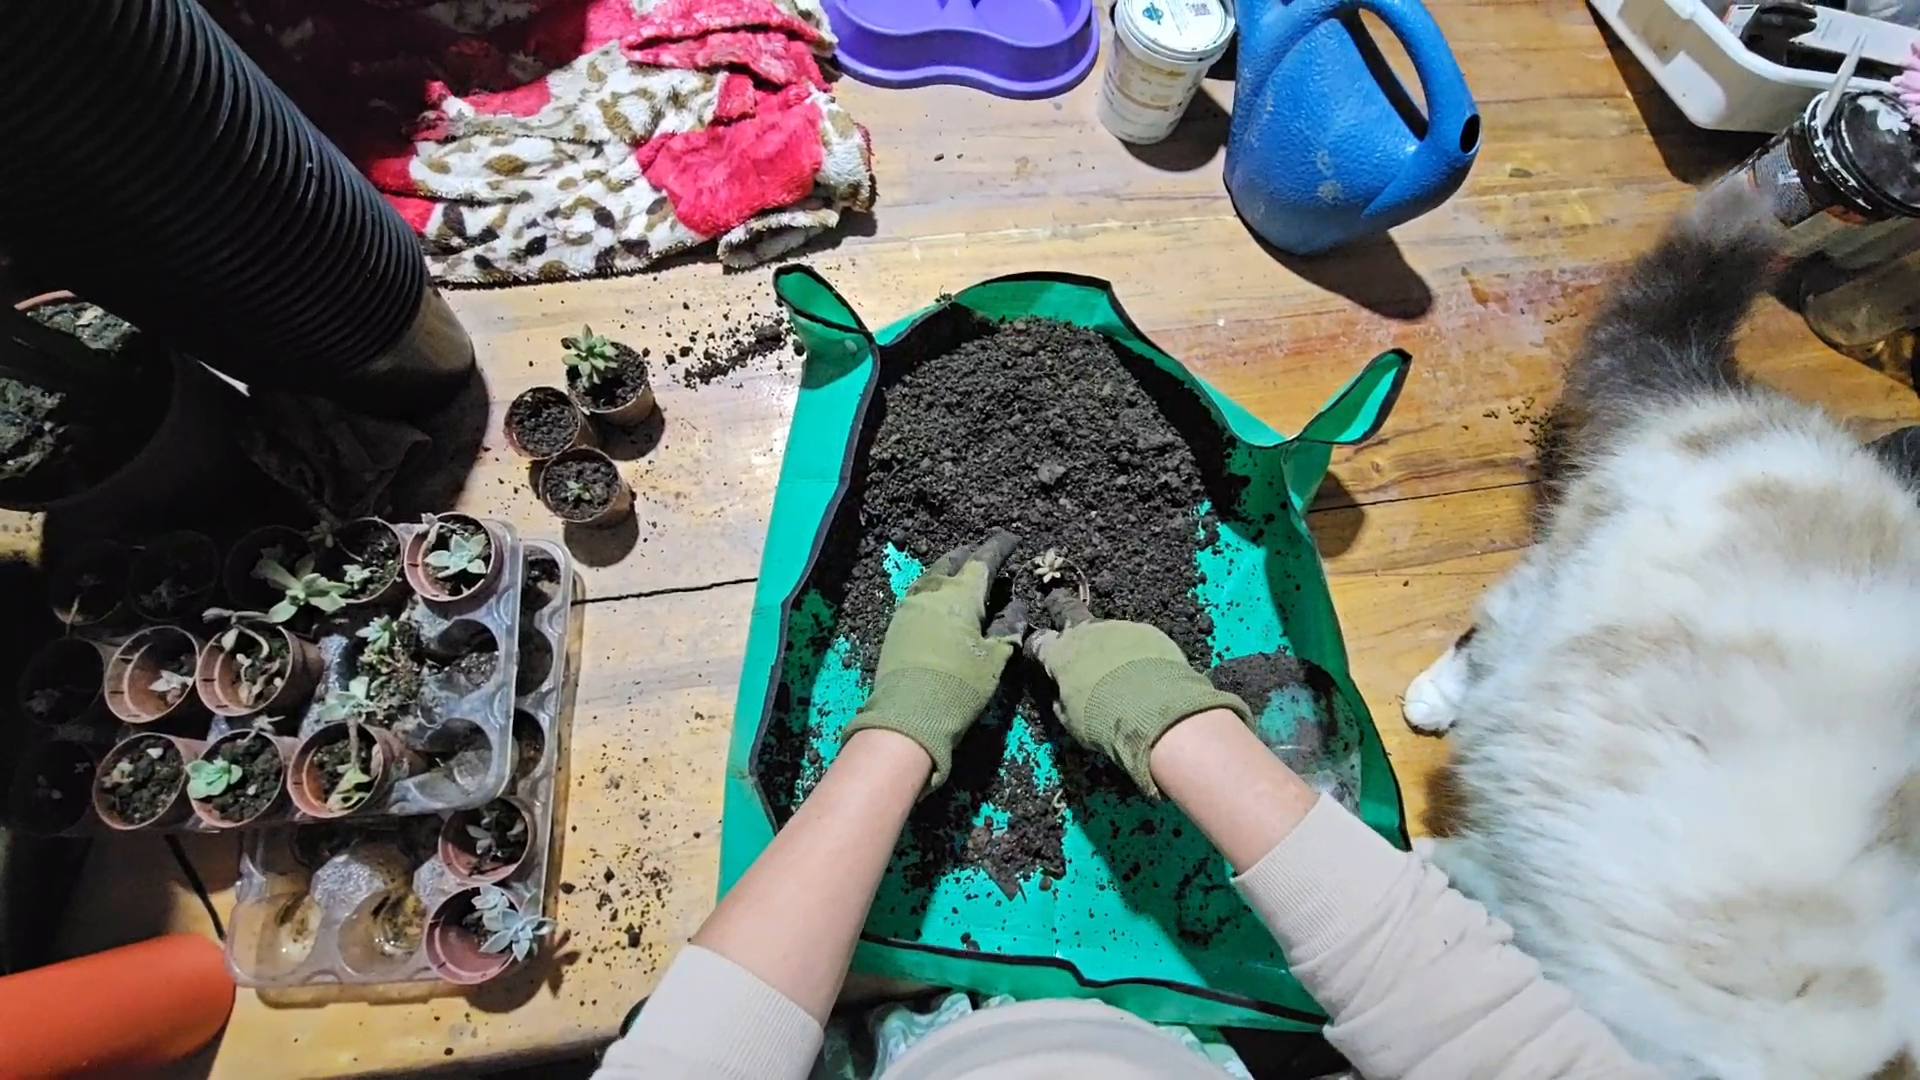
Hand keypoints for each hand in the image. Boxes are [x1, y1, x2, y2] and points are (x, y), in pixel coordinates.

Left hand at [844, 530, 1025, 787]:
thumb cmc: (960, 684)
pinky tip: (942, 599)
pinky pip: (921, 592)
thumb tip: (1016, 606)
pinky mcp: (897, 623)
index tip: (1012, 541)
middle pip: (953, 561)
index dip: (1000, 547)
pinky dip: (937, 588)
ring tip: (964, 573)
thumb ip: (1008, 627)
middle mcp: (932, 591)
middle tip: (986, 555)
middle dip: (972, 554)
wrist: (908, 714)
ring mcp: (910, 605)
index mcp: (961, 593)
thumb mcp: (995, 658)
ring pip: (933, 575)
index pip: (984, 559)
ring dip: (950, 570)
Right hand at [1024, 591, 1248, 795]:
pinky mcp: (1148, 632)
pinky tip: (1145, 670)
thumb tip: (1063, 695)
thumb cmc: (1103, 719)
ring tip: (1118, 665)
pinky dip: (1137, 651)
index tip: (1038, 651)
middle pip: (1067, 609)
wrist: (1155, 712)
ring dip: (1108, 642)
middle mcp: (1085, 632)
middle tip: (1057, 602)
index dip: (1036, 646)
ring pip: (1107, 629)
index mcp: (1059, 653)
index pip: (1038, 642)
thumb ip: (1063, 699)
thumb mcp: (1071, 720)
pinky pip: (1136, 639)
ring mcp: (1118, 628)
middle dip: (1059, 605)